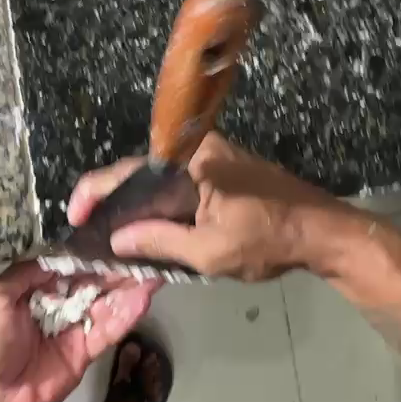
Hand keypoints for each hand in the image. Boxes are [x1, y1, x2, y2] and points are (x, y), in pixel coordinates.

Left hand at [0, 262, 157, 401]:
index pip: (66, 268)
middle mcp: (56, 306)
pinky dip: (126, 315)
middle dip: (115, 270)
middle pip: (91, 283)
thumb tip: (57, 256)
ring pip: (105, 304)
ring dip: (128, 288)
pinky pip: (108, 330)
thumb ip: (25, 274)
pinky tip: (145, 298)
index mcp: (33, 291)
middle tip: (142, 253)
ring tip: (154, 271)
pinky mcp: (86, 351)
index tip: (112, 238)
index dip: (88, 255)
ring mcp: (73, 329)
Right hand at [68, 133, 350, 281]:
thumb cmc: (268, 239)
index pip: (129, 172)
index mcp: (192, 160)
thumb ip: (159, 241)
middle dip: (115, 200)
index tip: (75, 216)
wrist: (325, 233)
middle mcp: (198, 150)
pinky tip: (153, 227)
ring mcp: (213, 157)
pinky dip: (163, 204)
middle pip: (142, 173)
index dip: (95, 193)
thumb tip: (114, 238)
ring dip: (140, 205)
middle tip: (92, 229)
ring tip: (116, 233)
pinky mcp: (224, 170)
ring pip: (161, 180)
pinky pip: (180, 184)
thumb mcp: (209, 251)